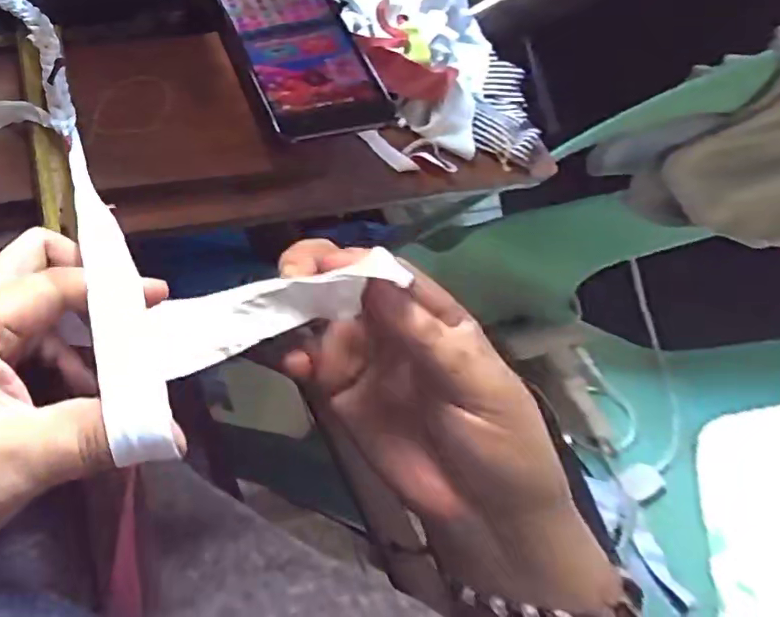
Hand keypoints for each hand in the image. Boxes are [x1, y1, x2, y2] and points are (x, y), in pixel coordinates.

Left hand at [0, 228, 172, 576]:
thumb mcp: (25, 457)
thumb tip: (167, 428)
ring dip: (82, 322)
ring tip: (122, 362)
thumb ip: (96, 434)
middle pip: (38, 260)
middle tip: (132, 310)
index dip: (107, 286)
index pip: (55, 280)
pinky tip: (91, 393)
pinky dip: (69, 352)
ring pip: (41, 297)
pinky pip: (38, 335)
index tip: (157, 300)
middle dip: (87, 278)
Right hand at [261, 239, 568, 524]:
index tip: (326, 265)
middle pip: (337, 279)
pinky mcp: (332, 386)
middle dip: (307, 267)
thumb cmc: (504, 444)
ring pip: (311, 311)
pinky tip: (292, 364)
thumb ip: (427, 336)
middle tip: (290, 276)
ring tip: (276, 315)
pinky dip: (286, 351)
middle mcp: (383, 323)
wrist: (487, 518)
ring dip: (288, 305)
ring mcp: (355, 353)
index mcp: (426, 313)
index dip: (353, 260)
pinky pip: (301, 357)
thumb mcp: (481, 388)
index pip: (384, 270)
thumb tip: (376, 279)